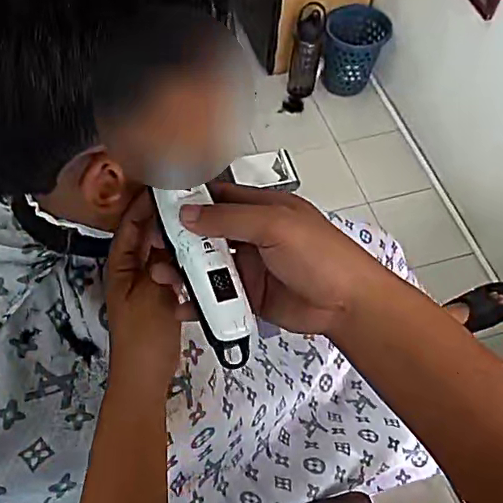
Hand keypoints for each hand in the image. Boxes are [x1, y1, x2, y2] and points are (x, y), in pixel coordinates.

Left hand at [106, 191, 189, 389]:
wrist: (145, 376)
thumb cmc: (143, 338)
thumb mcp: (154, 295)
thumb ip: (162, 265)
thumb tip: (170, 239)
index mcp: (120, 269)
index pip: (129, 228)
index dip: (141, 206)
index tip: (161, 188)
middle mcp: (131, 275)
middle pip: (146, 240)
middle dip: (162, 222)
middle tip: (187, 204)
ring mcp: (146, 289)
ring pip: (162, 258)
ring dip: (176, 244)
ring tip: (197, 228)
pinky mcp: (160, 302)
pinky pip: (172, 277)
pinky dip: (184, 267)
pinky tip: (201, 262)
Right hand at [160, 182, 387, 335]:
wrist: (347, 305)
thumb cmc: (324, 258)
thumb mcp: (275, 227)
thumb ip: (230, 219)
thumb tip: (189, 213)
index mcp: (262, 209)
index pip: (217, 198)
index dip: (188, 202)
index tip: (159, 209)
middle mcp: (253, 236)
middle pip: (205, 235)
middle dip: (179, 242)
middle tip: (155, 249)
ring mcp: (250, 268)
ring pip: (207, 267)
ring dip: (184, 272)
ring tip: (163, 277)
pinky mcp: (250, 297)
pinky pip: (217, 297)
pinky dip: (198, 302)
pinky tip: (182, 305)